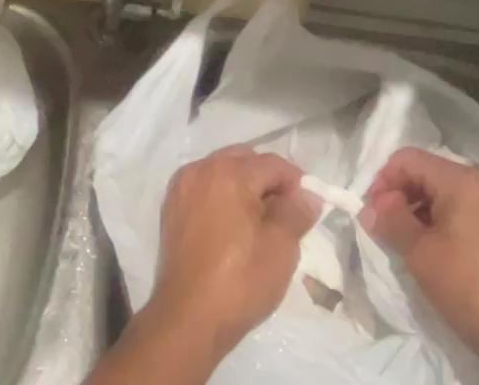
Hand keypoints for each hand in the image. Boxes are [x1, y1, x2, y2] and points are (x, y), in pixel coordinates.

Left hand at [148, 146, 320, 353]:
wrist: (188, 318)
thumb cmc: (240, 280)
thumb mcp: (281, 247)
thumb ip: (296, 212)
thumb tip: (307, 195)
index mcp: (228, 172)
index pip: (271, 164)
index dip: (296, 182)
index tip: (308, 206)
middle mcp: (200, 169)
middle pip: (243, 160)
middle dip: (267, 179)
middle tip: (285, 211)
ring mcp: (181, 188)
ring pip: (221, 171)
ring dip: (243, 185)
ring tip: (260, 220)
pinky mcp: (171, 209)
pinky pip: (203, 189)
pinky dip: (221, 196)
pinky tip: (232, 225)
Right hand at [360, 148, 478, 384]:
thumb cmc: (469, 287)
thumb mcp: (420, 253)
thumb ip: (390, 221)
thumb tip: (369, 207)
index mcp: (462, 180)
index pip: (408, 159)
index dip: (382, 181)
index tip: (371, 213)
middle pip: (428, 172)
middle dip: (400, 195)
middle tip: (384, 227)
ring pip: (446, 193)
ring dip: (420, 210)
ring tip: (407, 242)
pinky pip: (465, 211)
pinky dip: (442, 222)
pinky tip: (435, 251)